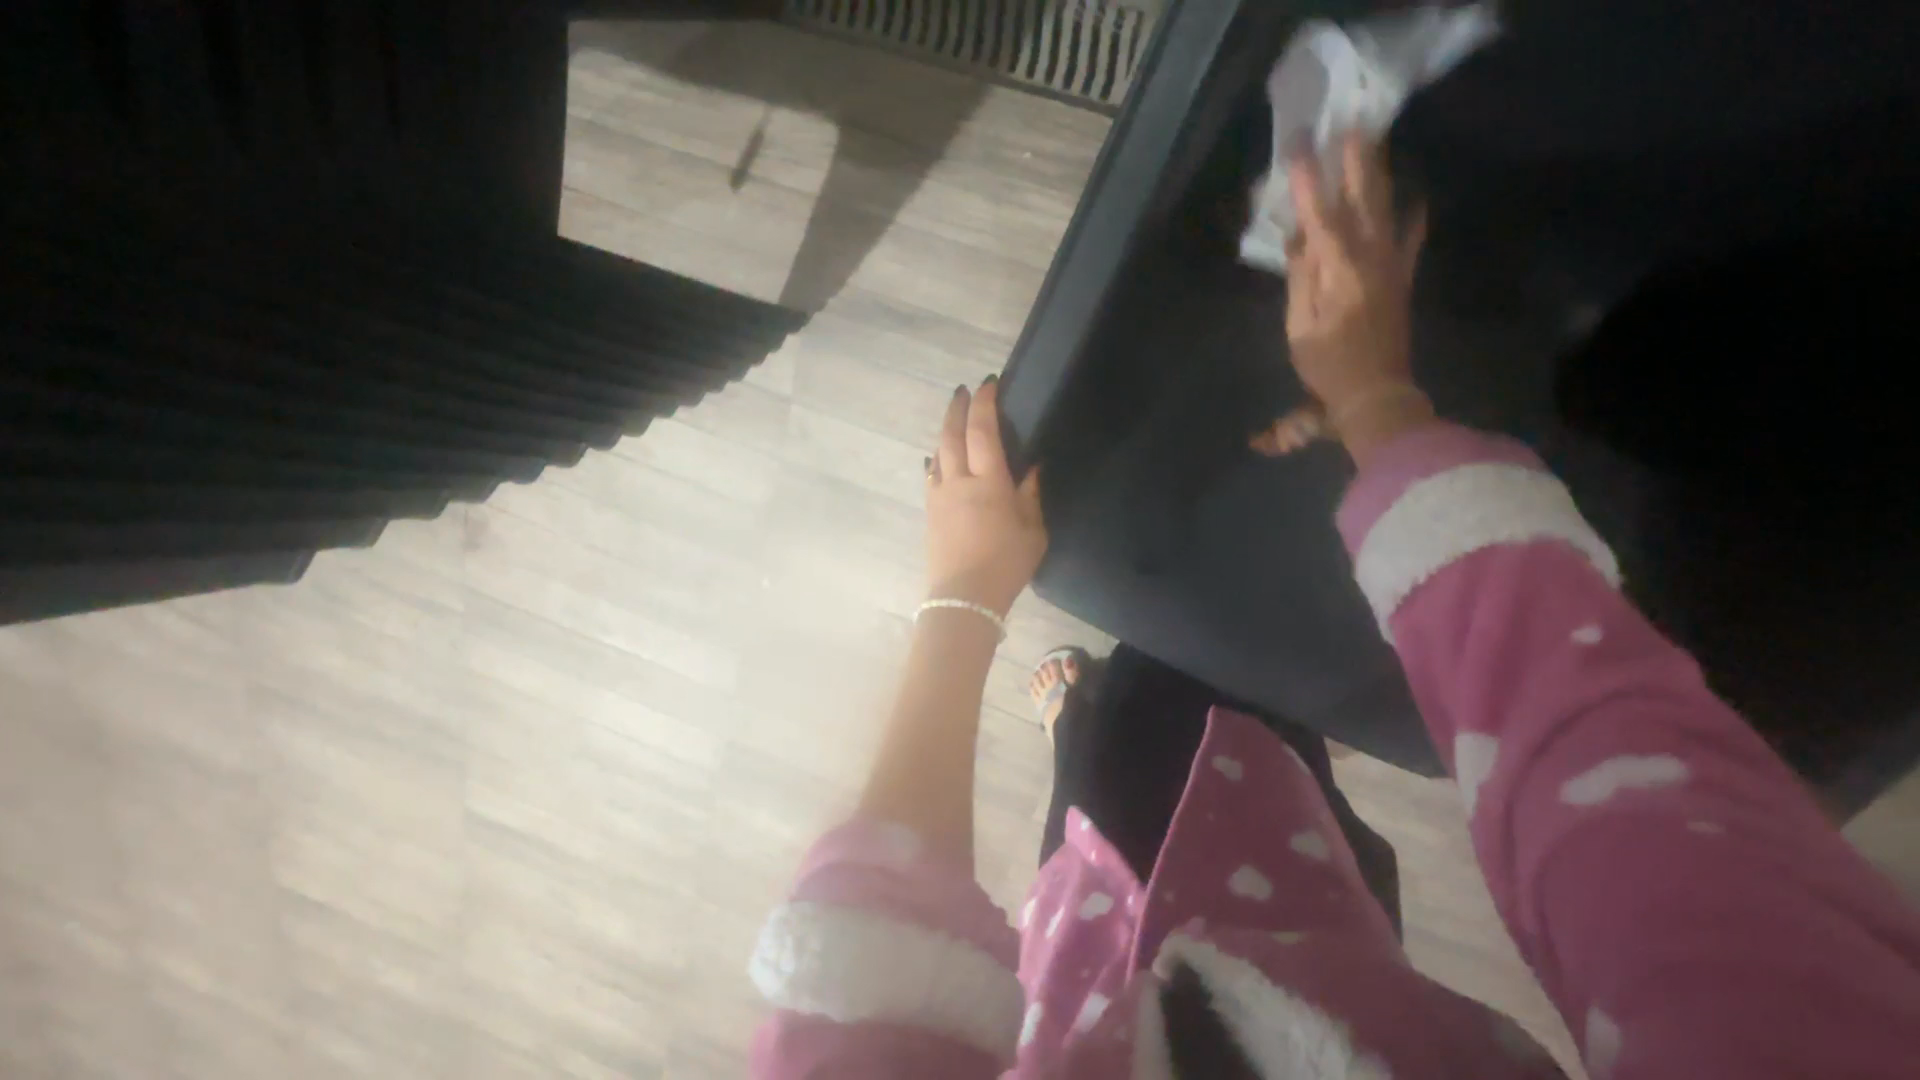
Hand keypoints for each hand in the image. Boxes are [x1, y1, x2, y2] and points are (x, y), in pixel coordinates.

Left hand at [924, 378, 1045, 615]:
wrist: (963, 599)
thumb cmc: (1005, 566)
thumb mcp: (1033, 533)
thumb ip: (1030, 496)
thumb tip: (1031, 468)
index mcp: (988, 483)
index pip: (982, 431)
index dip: (984, 404)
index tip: (988, 385)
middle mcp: (959, 482)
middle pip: (952, 435)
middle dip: (957, 408)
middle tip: (963, 391)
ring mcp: (939, 497)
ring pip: (938, 453)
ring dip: (945, 431)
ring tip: (954, 420)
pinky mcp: (930, 513)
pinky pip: (932, 475)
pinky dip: (936, 459)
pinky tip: (938, 459)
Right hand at [1280, 133, 1434, 460]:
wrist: (1376, 393)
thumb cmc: (1329, 364)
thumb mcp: (1300, 326)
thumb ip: (1300, 278)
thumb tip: (1300, 238)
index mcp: (1339, 268)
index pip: (1320, 212)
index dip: (1307, 177)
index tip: (1297, 144)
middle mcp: (1370, 256)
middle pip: (1362, 197)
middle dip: (1353, 159)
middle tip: (1349, 121)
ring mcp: (1391, 265)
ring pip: (1386, 208)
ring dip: (1379, 174)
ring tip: (1375, 142)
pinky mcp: (1402, 278)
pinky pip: (1411, 239)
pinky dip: (1412, 216)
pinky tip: (1414, 198)